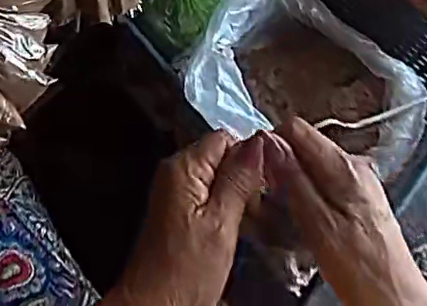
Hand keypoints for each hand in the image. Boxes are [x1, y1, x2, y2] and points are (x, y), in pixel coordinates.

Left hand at [105, 130, 269, 305]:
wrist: (155, 305)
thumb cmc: (187, 270)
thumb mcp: (221, 225)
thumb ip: (239, 181)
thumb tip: (259, 142)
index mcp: (183, 165)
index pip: (223, 138)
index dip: (250, 155)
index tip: (271, 180)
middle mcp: (174, 169)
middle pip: (219, 155)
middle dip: (244, 177)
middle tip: (263, 210)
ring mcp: (173, 189)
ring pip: (215, 176)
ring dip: (237, 195)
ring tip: (254, 223)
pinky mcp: (176, 209)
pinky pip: (206, 194)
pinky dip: (224, 207)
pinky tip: (237, 229)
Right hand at [267, 118, 426, 305]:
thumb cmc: (361, 270)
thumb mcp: (319, 225)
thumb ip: (292, 178)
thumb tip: (266, 139)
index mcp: (344, 165)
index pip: (296, 127)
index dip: (273, 141)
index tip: (262, 168)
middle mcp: (355, 165)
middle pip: (306, 143)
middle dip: (284, 161)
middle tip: (271, 191)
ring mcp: (362, 182)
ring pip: (314, 163)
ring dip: (296, 177)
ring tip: (287, 206)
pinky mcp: (364, 200)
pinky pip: (326, 180)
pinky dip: (311, 190)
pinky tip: (309, 216)